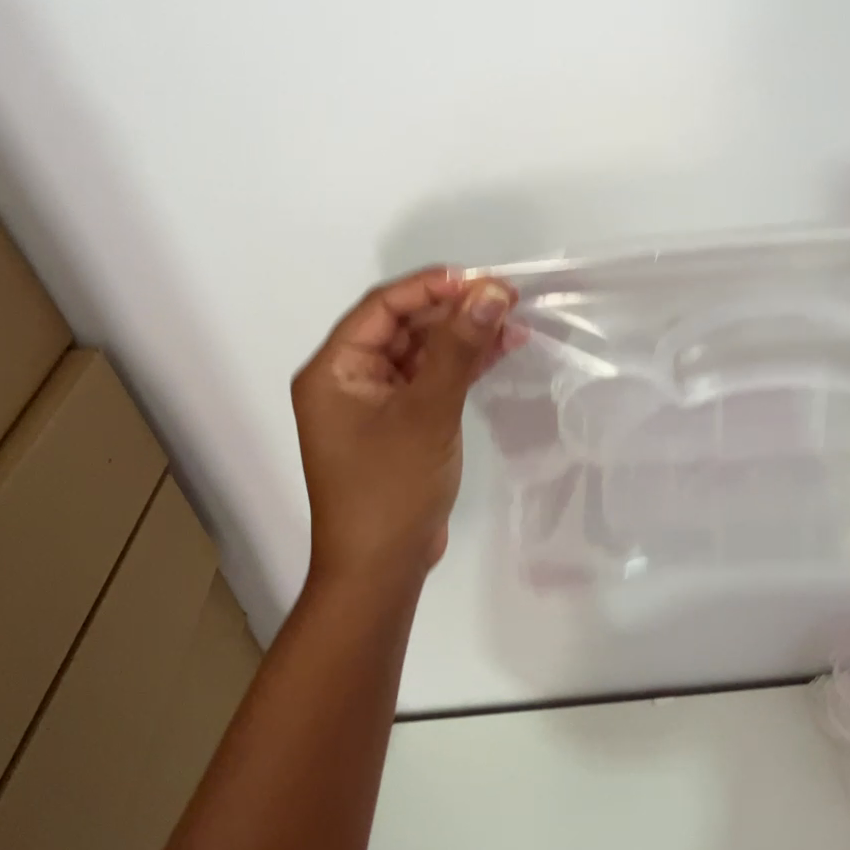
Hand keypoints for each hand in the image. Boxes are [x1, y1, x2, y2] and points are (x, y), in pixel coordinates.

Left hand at [290, 268, 521, 581]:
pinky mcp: (400, 424)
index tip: (483, 280)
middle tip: (507, 300)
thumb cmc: (391, 487)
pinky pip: (430, 379)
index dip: (432, 288)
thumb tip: (491, 291)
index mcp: (334, 369)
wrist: (381, 569)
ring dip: (464, 337)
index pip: (383, 307)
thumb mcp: (427, 411)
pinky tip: (500, 352)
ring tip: (514, 323)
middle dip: (454, 311)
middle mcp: (349, 378)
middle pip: (404, 326)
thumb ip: (459, 347)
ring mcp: (375, 403)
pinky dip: (462, 366)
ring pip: (422, 352)